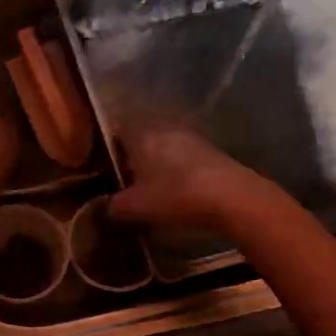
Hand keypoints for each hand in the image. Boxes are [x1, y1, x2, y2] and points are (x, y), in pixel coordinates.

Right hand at [110, 124, 271, 230]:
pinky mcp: (209, 150)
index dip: (107, 145)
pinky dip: (173, 166)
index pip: (116, 129)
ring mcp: (190, 137)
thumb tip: (102, 205)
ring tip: (147, 184)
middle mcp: (163, 128)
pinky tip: (172, 185)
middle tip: (123, 176)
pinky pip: (181, 153)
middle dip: (131, 153)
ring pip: (162, 144)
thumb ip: (112, 205)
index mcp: (140, 135)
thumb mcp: (135, 206)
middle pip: (140, 135)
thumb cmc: (175, 195)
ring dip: (154, 160)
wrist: (233, 197)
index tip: (102, 164)